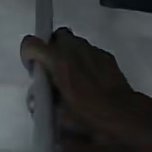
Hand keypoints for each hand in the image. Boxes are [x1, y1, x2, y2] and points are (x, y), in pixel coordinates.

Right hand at [20, 28, 151, 151]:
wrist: (123, 113)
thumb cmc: (90, 115)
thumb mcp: (58, 115)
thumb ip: (43, 104)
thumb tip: (36, 99)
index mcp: (58, 62)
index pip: (31, 44)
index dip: (28, 54)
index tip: (32, 68)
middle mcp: (73, 49)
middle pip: (57, 35)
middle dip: (52, 48)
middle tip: (53, 68)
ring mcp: (92, 50)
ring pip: (74, 42)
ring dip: (69, 54)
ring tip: (73, 75)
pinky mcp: (106, 55)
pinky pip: (89, 51)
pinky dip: (85, 60)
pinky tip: (90, 79)